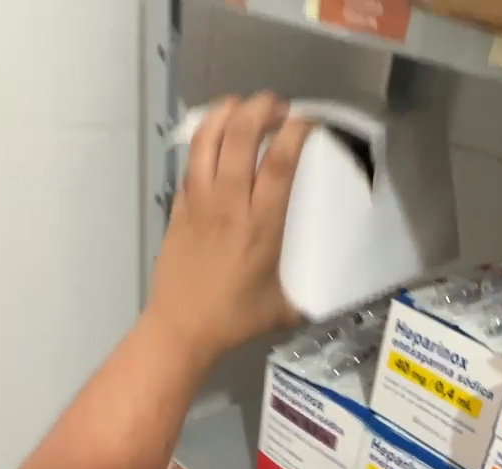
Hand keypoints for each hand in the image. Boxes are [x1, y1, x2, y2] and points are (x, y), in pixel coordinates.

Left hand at [144, 93, 310, 361]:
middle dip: (260, 108)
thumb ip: (303, 301)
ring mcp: (200, 203)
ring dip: (226, 112)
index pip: (280, 162)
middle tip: (276, 107)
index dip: (296, 131)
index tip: (308, 122)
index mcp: (261, 226)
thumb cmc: (232, 321)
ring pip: (208, 138)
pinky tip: (215, 141)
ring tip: (242, 107)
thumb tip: (322, 305)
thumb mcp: (280, 311)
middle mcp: (230, 206)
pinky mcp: (179, 208)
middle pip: (241, 135)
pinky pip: (190, 162)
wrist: (181, 328)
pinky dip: (204, 141)